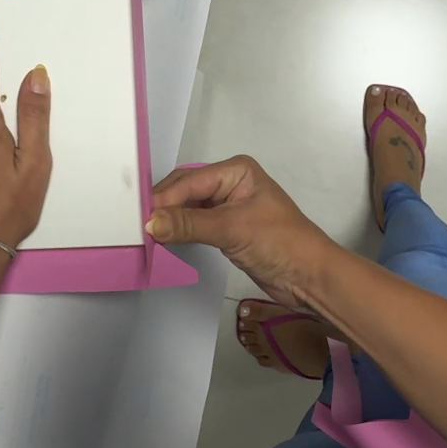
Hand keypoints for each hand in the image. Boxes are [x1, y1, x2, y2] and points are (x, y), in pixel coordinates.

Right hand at [146, 156, 343, 308]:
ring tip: (145, 232)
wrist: (310, 277)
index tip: (139, 216)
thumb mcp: (232, 229)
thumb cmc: (278, 242)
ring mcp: (228, 205)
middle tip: (136, 224)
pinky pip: (196, 224)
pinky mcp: (227, 228)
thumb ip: (189, 225)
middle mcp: (230, 182)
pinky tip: (165, 239)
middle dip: (164, 207)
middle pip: (187, 190)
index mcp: (235, 170)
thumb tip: (150, 222)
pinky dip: (181, 231)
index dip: (165, 198)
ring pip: (189, 208)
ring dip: (171, 220)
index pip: (190, 180)